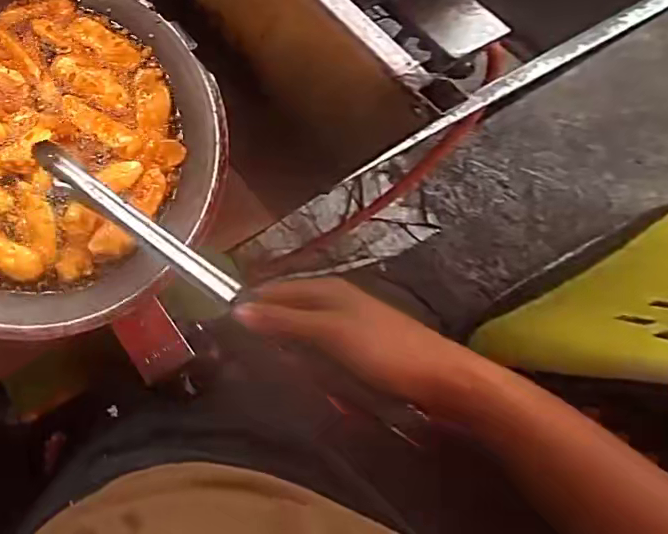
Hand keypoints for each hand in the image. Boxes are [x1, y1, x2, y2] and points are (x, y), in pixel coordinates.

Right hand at [234, 277, 507, 422]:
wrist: (444, 381)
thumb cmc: (384, 350)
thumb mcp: (329, 333)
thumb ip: (285, 320)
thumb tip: (239, 308)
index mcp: (324, 288)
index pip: (273, 290)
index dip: (250, 305)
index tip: (223, 327)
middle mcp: (332, 300)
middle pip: (286, 309)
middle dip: (265, 328)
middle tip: (240, 353)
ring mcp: (347, 324)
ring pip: (301, 331)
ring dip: (285, 347)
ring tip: (268, 366)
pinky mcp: (358, 349)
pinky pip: (319, 350)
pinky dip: (306, 360)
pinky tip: (303, 375)